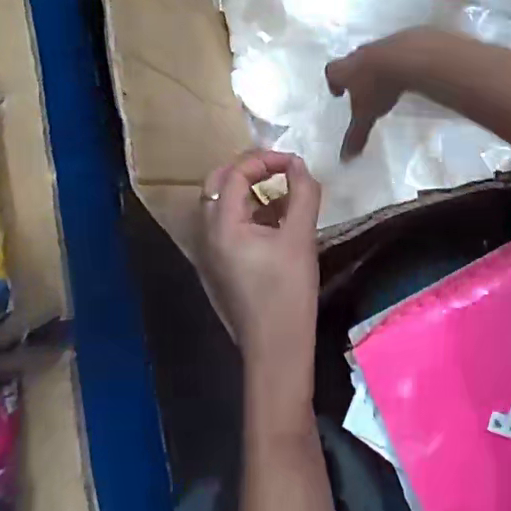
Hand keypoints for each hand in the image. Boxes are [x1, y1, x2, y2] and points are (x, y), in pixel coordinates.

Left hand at [200, 150, 322, 380]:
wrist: (275, 349)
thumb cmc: (288, 293)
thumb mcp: (301, 238)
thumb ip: (303, 194)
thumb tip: (300, 165)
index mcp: (222, 224)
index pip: (235, 173)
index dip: (264, 160)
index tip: (294, 163)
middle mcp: (207, 233)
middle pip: (219, 183)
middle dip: (249, 170)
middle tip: (281, 170)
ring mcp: (209, 251)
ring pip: (222, 204)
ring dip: (249, 191)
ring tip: (283, 193)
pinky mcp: (218, 265)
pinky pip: (227, 225)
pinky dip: (248, 212)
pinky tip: (277, 221)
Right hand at [325, 28, 435, 158]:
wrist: (408, 57)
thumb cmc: (378, 86)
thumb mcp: (366, 114)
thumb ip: (356, 135)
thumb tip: (344, 159)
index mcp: (344, 69)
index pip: (331, 73)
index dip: (334, 82)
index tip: (339, 93)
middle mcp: (358, 55)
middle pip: (351, 62)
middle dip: (354, 74)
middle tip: (361, 88)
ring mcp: (380, 45)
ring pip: (373, 56)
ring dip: (376, 67)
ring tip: (385, 82)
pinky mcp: (402, 41)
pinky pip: (395, 52)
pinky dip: (397, 61)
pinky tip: (406, 73)